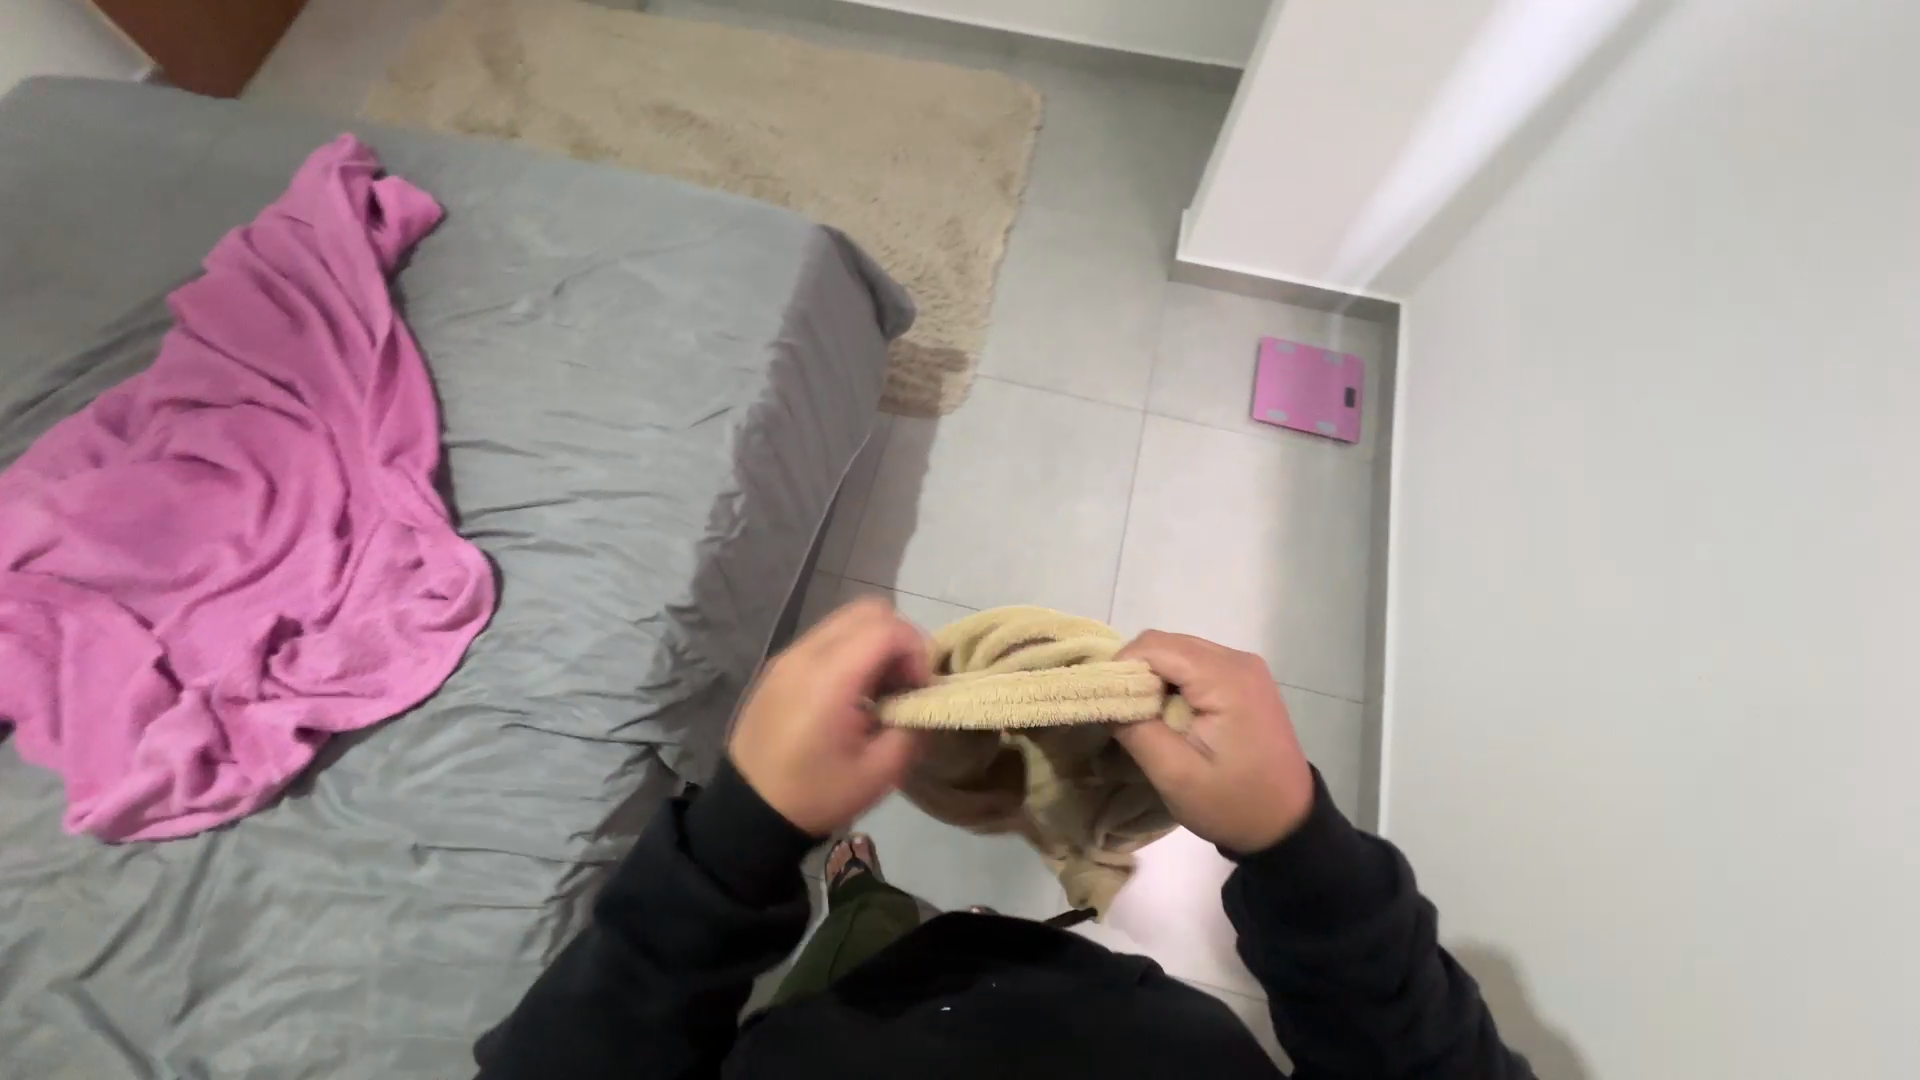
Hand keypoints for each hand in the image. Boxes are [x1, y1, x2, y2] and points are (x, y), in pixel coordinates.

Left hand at [729, 598, 930, 836]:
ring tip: (880, 689)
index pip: (888, 628)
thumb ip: (914, 728)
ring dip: (875, 644)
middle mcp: (807, 653)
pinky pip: (827, 638)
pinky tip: (852, 694)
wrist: (748, 810)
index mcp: (831, 677)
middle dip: (900, 640)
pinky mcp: (780, 665)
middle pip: (870, 611)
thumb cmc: (816, 794)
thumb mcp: (880, 773)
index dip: (917, 650)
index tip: (919, 688)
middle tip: (905, 682)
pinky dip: (852, 651)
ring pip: (848, 619)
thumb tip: (924, 703)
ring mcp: (789, 655)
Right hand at [1112, 631, 1314, 853]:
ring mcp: (1245, 667)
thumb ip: (1135, 729)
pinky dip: (1174, 682)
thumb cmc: (1232, 803)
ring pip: (1178, 651)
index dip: (1122, 667)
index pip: (1155, 646)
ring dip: (1155, 677)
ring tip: (1146, 717)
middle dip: (1137, 672)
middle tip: (1125, 713)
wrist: (1288, 826)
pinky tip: (1171, 714)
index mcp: (1225, 678)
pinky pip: (1195, 664)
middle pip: (1167, 644)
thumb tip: (1106, 696)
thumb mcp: (1174, 775)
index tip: (1109, 702)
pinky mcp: (1245, 679)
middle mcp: (1238, 660)